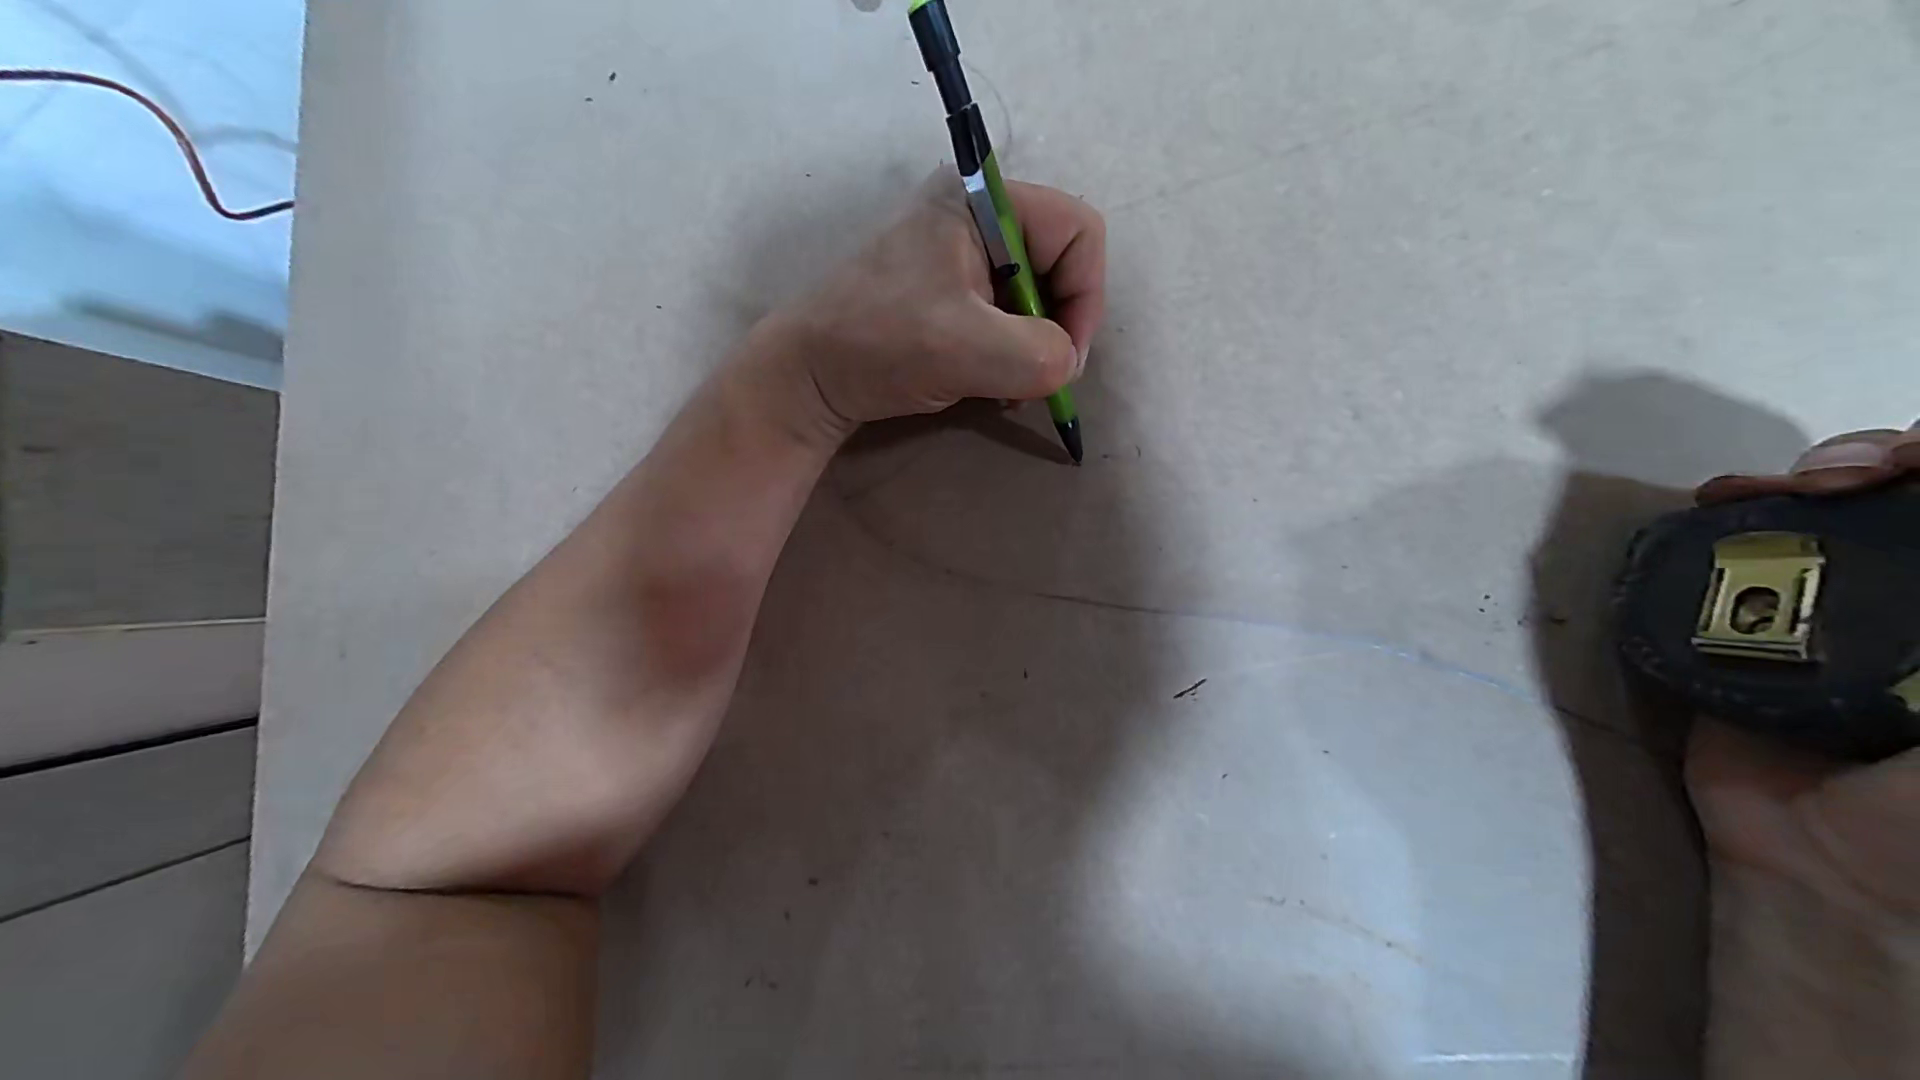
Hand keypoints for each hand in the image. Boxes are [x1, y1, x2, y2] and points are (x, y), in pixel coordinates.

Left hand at [757, 171, 1106, 440]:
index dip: (1086, 296)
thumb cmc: (879, 344)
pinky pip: (1008, 320)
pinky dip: (1010, 357)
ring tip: (1005, 387)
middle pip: (1060, 266)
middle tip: (1037, 378)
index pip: (1079, 232)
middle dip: (1057, 329)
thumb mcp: (968, 349)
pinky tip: (988, 384)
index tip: (1066, 357)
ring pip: (1037, 300)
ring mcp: (962, 259)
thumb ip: (1039, 354)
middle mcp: (976, 219)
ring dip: (1033, 350)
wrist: (808, 376)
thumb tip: (1067, 363)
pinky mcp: (951, 296)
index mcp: (980, 201)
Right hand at [1687, 429, 1919, 1077]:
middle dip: (1882, 461)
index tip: (1905, 471)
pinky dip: (1725, 512)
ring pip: (1827, 507)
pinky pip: (1735, 545)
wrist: (1826, 862)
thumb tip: (1917, 535)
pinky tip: (1715, 501)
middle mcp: (1918, 595)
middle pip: (1906, 495)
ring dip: (1802, 477)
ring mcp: (1835, 602)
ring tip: (1759, 486)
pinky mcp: (1743, 616)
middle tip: (1834, 474)